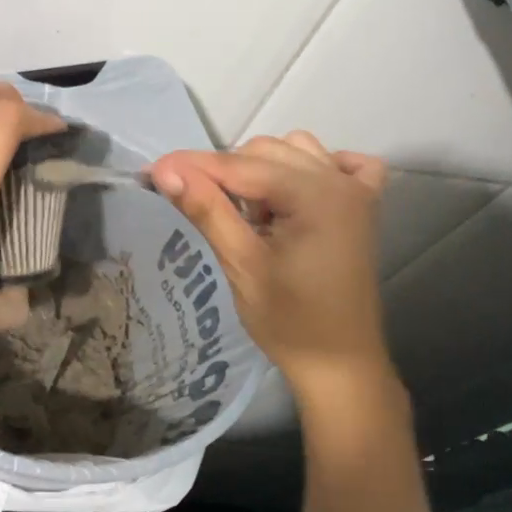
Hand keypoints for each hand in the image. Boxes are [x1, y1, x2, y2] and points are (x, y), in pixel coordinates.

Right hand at [149, 132, 390, 394]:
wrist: (338, 360)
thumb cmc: (288, 320)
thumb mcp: (241, 265)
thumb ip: (207, 211)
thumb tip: (165, 172)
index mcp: (315, 195)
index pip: (239, 166)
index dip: (192, 166)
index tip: (150, 172)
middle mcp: (339, 180)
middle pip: (265, 152)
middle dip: (223, 171)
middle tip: (194, 205)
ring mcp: (356, 190)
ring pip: (295, 151)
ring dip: (260, 171)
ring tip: (244, 213)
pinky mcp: (362, 206)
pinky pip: (337, 164)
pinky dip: (309, 168)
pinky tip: (290, 194)